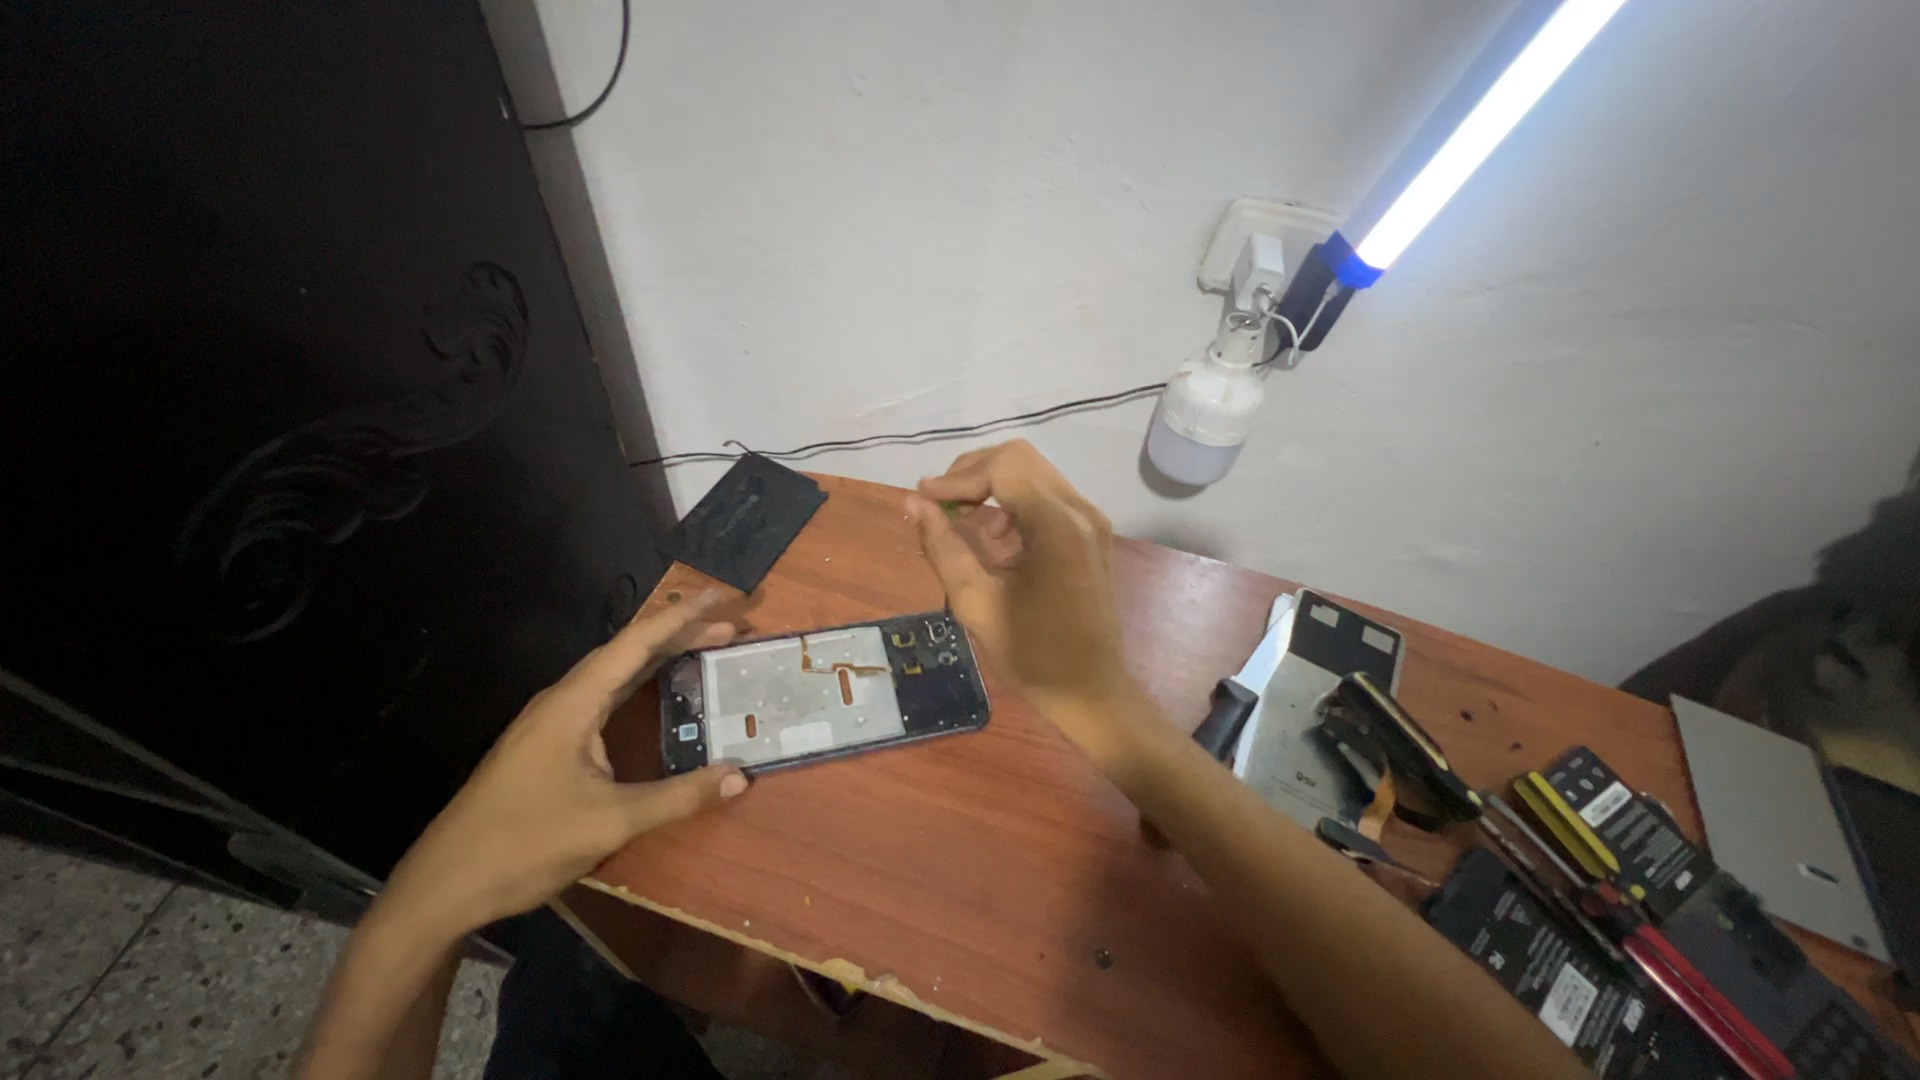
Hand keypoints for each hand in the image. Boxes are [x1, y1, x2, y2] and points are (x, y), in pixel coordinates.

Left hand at [375, 591, 748, 938]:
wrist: (443, 888)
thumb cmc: (523, 845)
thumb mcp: (610, 822)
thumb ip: (678, 797)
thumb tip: (742, 775)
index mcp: (573, 704)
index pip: (635, 645)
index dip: (681, 618)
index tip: (720, 596)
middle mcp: (561, 702)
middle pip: (626, 652)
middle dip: (678, 634)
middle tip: (728, 628)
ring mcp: (551, 723)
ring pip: (612, 674)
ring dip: (658, 658)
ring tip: (701, 648)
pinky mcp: (547, 745)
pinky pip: (602, 697)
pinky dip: (638, 684)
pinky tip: (653, 693)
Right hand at [907, 440, 1137, 723]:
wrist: (1092, 691)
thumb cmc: (1033, 655)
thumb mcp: (977, 602)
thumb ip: (943, 546)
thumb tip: (913, 503)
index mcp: (1057, 526)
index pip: (1003, 467)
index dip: (957, 477)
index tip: (922, 500)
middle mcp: (1080, 511)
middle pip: (1019, 460)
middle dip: (972, 475)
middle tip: (937, 505)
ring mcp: (1089, 521)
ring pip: (1032, 475)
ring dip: (991, 489)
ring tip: (961, 525)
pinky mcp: (1088, 535)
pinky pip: (1045, 499)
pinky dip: (1011, 506)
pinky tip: (992, 542)